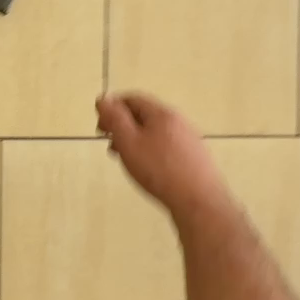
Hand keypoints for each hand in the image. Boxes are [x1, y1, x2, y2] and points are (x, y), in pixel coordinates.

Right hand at [96, 92, 226, 212]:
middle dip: (122, 126)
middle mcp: (178, 121)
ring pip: (154, 131)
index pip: (131, 99)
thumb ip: (114, 118)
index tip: (100, 128)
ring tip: (125, 158)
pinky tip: (147, 167)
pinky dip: (150, 149)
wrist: (199, 201)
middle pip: (143, 115)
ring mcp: (189, 138)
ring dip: (134, 139)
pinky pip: (166, 144)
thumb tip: (103, 98)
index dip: (112, 109)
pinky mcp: (195, 156)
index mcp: (162, 113)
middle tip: (109, 144)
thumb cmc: (158, 169)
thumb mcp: (128, 141)